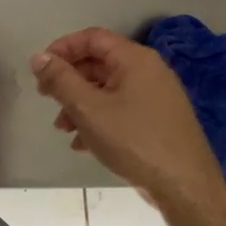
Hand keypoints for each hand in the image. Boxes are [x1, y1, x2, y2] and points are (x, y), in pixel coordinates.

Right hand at [31, 28, 225, 213]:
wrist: (186, 188)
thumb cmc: (133, 140)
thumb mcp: (87, 108)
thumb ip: (60, 79)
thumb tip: (39, 58)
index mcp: (135, 59)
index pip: (92, 37)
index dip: (62, 48)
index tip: (41, 69)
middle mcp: (149, 72)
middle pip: (99, 63)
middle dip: (68, 80)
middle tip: (46, 98)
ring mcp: (157, 97)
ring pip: (108, 90)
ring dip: (79, 103)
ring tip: (62, 128)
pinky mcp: (159, 121)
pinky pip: (121, 109)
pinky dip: (99, 119)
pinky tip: (83, 144)